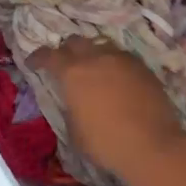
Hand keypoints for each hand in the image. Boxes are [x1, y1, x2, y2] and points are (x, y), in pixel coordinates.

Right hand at [30, 40, 185, 184]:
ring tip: (92, 68)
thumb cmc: (106, 143)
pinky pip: (121, 57)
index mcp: (73, 73)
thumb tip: (75, 101)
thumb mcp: (76, 132)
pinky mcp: (142, 66)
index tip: (33, 62)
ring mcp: (122, 59)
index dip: (38, 57)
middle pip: (76, 42)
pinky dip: (113, 63)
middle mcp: (96, 57)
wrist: (152, 144)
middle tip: (64, 63)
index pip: (50, 56)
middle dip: (66, 50)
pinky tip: (116, 78)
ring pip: (101, 45)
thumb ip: (71, 108)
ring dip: (92, 53)